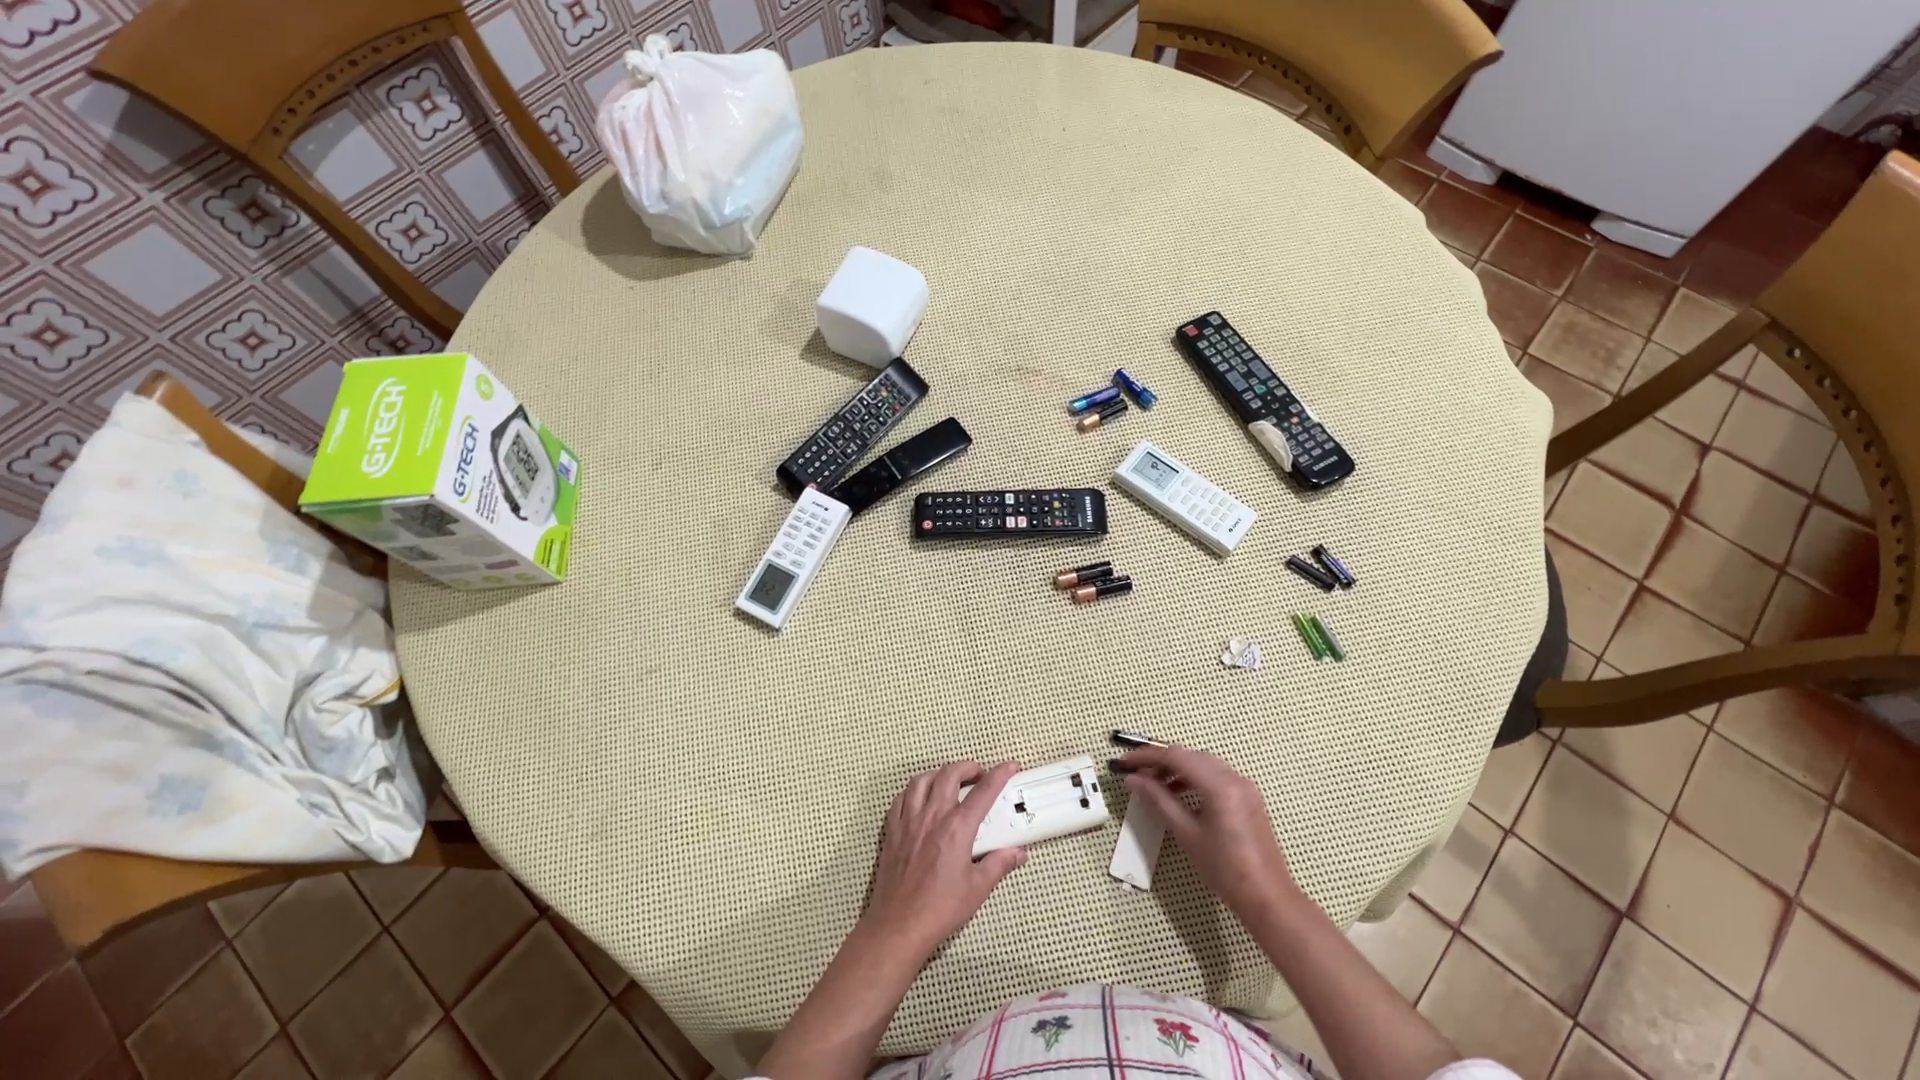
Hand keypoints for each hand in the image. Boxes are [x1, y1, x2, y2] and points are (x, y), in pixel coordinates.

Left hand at [863, 761, 1026, 953]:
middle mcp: (931, 817)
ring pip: (922, 780)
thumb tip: (1018, 852)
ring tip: (951, 781)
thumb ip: (1000, 864)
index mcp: (956, 828)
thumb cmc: (939, 909)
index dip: (999, 774)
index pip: (983, 791)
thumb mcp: (978, 888)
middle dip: (968, 767)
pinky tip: (922, 799)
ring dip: (939, 773)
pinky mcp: (892, 831)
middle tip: (980, 775)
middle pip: (949, 774)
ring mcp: (908, 821)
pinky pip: (901, 798)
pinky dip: (915, 790)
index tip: (1009, 767)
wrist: (899, 926)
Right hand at [1117, 746, 1295, 916]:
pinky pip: (1216, 776)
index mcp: (1221, 786)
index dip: (1146, 756)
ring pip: (1204, 764)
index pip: (1177, 757)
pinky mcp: (1248, 797)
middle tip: (1136, 774)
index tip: (1124, 764)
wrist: (1266, 896)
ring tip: (1154, 784)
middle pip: (1191, 756)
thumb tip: (1133, 780)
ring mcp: (1245, 786)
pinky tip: (1178, 793)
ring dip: (1177, 768)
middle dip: (1161, 760)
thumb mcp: (1186, 833)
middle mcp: (1235, 778)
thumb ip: (1158, 800)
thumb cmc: (1224, 869)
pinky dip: (1194, 778)